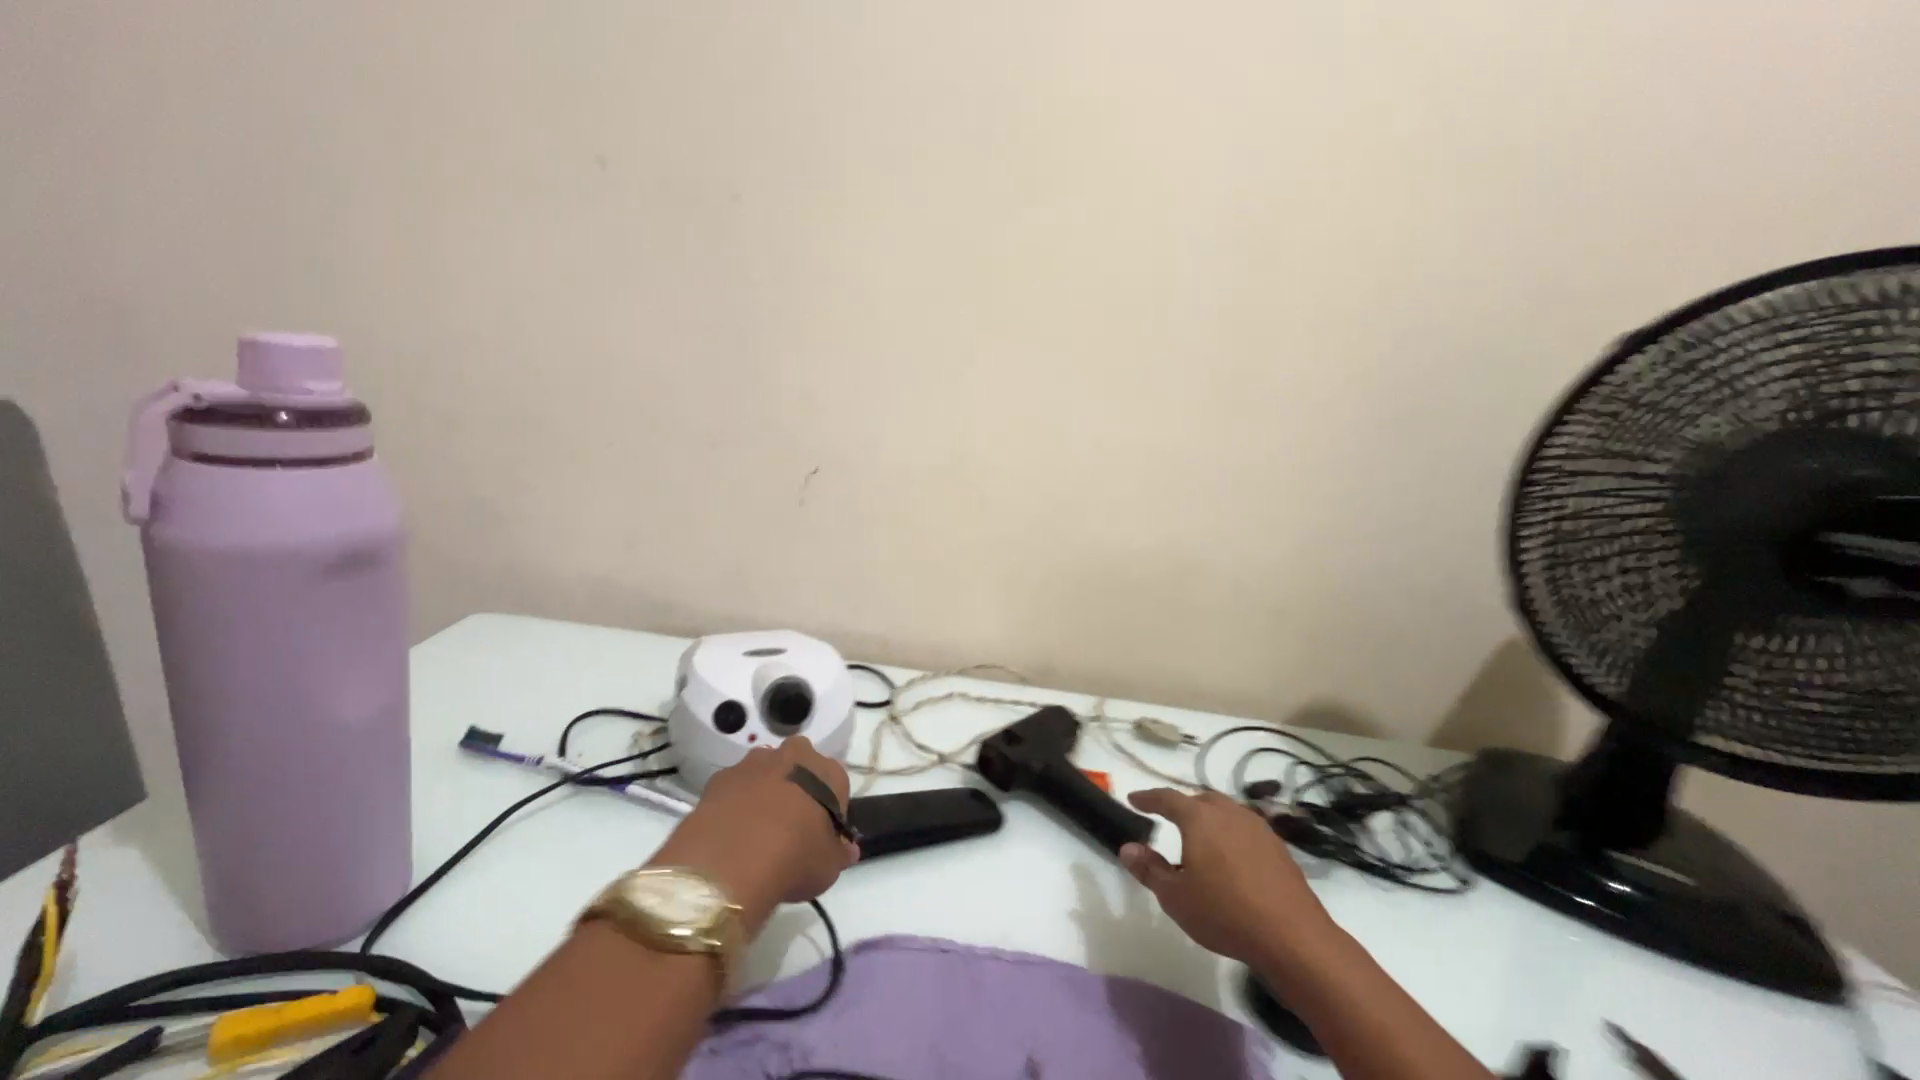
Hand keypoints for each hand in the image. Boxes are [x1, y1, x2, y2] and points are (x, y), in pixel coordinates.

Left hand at [648, 738, 858, 930]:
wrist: (731, 860)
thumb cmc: (795, 857)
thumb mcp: (830, 865)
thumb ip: (840, 852)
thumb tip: (847, 849)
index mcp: (828, 771)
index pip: (836, 784)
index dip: (829, 810)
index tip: (821, 833)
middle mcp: (792, 755)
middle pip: (799, 767)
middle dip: (796, 787)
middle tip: (790, 826)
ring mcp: (752, 763)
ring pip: (764, 773)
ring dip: (763, 792)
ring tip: (756, 830)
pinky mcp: (719, 777)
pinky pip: (734, 788)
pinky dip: (734, 803)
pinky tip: (731, 832)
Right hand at [1118, 789, 1333, 967]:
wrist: (1292, 936)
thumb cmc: (1223, 913)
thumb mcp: (1175, 897)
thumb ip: (1149, 868)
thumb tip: (1127, 847)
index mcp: (1200, 819)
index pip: (1168, 798)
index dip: (1148, 798)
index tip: (1134, 798)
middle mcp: (1230, 815)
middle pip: (1201, 800)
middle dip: (1182, 805)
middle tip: (1168, 817)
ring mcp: (1259, 829)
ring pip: (1227, 812)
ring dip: (1209, 818)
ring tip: (1199, 838)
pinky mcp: (1279, 849)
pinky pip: (1246, 830)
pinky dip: (1231, 835)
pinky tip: (1230, 858)